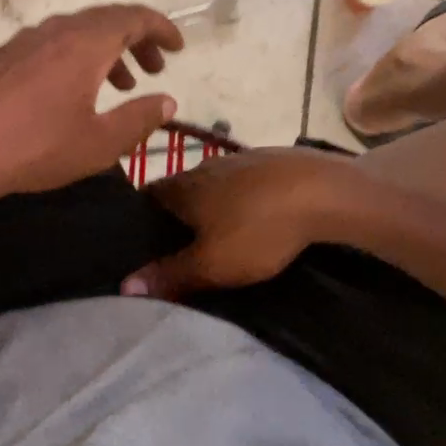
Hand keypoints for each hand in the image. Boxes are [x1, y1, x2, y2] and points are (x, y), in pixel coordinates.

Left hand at [0, 5, 185, 213]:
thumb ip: (139, 118)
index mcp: (85, 43)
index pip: (132, 17)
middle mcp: (55, 31)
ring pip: (76, 32)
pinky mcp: (3, 56)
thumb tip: (166, 100)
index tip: (178, 47)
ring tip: (122, 84)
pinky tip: (74, 90)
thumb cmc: (37, 147)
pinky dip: (76, 57)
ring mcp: (24, 40)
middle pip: (105, 20)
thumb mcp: (100, 142)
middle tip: (155, 68)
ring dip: (106, 50)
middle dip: (136, 40)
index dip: (160, 28)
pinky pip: (51, 44)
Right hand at [122, 147, 378, 300]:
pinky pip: (241, 183)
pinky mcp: (267, 161)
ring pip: (210, 186)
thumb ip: (170, 275)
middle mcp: (201, 168)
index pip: (145, 198)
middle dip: (175, 216)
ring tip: (218, 235)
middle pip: (176, 191)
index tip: (140, 243)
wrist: (321, 190)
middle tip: (179, 247)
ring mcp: (235, 160)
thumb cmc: (258, 228)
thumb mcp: (212, 264)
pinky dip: (239, 200)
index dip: (139, 219)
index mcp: (180, 187)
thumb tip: (124, 284)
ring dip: (208, 207)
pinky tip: (254, 218)